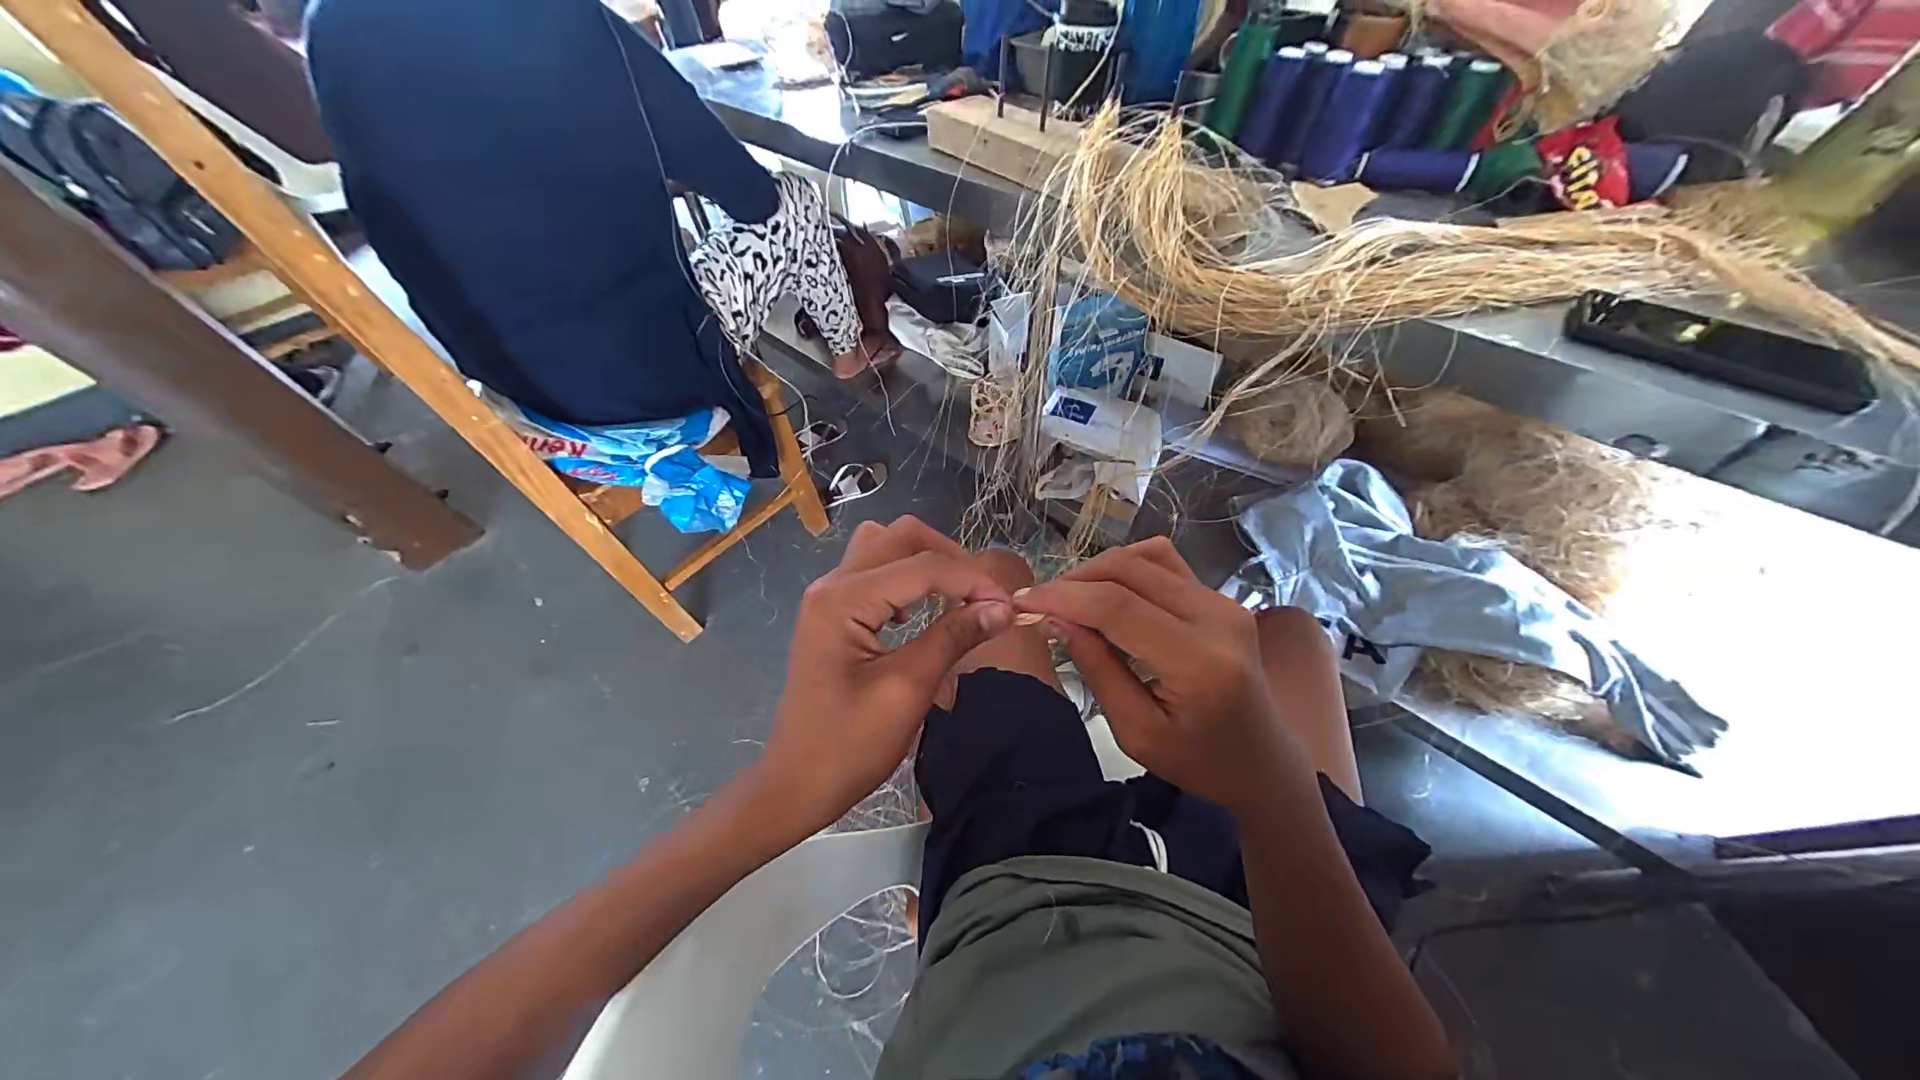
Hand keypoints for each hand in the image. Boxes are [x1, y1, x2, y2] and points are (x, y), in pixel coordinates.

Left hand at [759, 516, 1012, 834]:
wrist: (796, 783)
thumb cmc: (849, 745)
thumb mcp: (908, 690)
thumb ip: (953, 638)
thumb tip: (1002, 608)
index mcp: (843, 600)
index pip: (922, 566)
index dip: (973, 580)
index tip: (1010, 606)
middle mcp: (831, 585)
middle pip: (900, 537)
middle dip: (950, 558)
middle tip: (985, 596)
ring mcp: (827, 597)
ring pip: (885, 547)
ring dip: (926, 561)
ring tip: (958, 596)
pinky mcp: (831, 613)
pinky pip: (874, 573)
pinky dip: (906, 579)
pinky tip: (920, 612)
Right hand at [1013, 537, 1316, 812]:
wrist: (1263, 762)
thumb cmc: (1200, 762)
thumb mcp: (1137, 733)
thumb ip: (1098, 669)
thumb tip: (1057, 618)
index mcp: (1199, 663)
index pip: (1117, 606)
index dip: (1062, 597)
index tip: (1021, 601)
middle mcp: (1218, 619)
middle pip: (1129, 570)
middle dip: (1074, 580)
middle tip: (1040, 604)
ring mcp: (1224, 602)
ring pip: (1145, 557)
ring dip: (1098, 571)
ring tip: (1070, 600)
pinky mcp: (1221, 598)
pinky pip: (1164, 564)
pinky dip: (1126, 569)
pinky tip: (1107, 594)